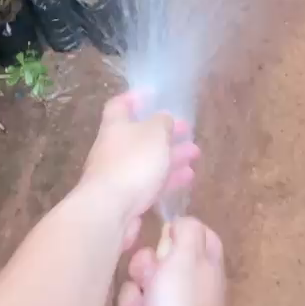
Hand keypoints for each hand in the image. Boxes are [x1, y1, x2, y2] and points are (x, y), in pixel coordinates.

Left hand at [74, 92, 198, 234]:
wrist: (110, 210)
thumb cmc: (132, 162)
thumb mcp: (154, 134)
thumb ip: (162, 122)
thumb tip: (164, 118)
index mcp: (115, 126)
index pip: (119, 105)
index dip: (134, 98)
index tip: (152, 95)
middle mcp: (113, 148)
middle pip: (139, 135)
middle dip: (165, 132)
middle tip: (187, 130)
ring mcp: (118, 174)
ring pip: (148, 160)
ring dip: (172, 155)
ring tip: (194, 154)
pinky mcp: (126, 198)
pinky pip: (150, 183)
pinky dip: (169, 178)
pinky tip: (187, 178)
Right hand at [108, 216, 228, 305]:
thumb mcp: (188, 257)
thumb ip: (187, 231)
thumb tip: (180, 224)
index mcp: (203, 268)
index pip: (193, 236)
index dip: (175, 234)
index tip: (162, 237)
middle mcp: (185, 289)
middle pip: (154, 261)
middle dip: (142, 269)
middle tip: (145, 280)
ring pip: (132, 290)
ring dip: (129, 302)